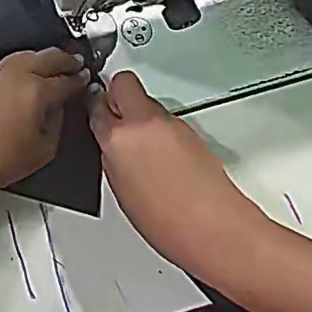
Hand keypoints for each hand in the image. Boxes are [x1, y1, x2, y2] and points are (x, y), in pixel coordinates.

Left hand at [0, 48, 91, 185]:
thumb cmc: (0, 156)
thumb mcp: (46, 147)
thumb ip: (58, 120)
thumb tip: (59, 107)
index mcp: (37, 90)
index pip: (67, 79)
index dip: (79, 79)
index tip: (84, 79)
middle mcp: (17, 74)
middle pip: (50, 56)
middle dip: (66, 60)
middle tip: (75, 64)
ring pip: (28, 54)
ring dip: (44, 58)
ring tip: (53, 66)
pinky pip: (9, 62)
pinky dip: (23, 64)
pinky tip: (28, 73)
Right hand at [90, 71, 272, 276]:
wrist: (217, 229)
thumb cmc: (171, 222)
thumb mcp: (120, 190)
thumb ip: (111, 156)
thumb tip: (110, 145)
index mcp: (118, 138)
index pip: (96, 105)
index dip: (94, 109)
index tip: (96, 113)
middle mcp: (145, 122)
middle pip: (124, 82)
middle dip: (116, 92)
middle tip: (115, 111)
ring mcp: (171, 123)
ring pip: (148, 101)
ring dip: (141, 115)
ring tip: (144, 148)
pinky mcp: (192, 130)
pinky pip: (167, 120)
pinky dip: (162, 131)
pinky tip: (163, 158)